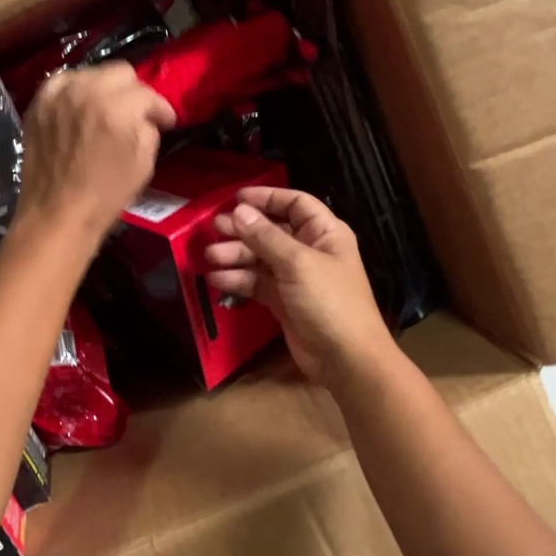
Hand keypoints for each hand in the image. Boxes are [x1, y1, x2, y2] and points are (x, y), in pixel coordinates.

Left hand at [19, 63, 175, 242]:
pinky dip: (75, 90)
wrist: (57, 214)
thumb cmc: (106, 195)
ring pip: (91, 73)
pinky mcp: (39, 103)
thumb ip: (149, 129)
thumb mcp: (144, 164)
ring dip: (104, 88)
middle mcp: (86, 91)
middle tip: (135, 113)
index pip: (147, 94)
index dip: (161, 108)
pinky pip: (63, 82)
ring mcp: (58, 95)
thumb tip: (147, 116)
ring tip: (106, 109)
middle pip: (120, 72)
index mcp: (117, 108)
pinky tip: (79, 105)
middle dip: (133, 92)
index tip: (165, 121)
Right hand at [204, 186, 391, 386]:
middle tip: (214, 228)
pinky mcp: (282, 301)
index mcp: (324, 233)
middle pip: (271, 231)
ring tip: (210, 257)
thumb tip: (239, 211)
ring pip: (259, 258)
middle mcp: (309, 251)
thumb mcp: (297, 263)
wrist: (345, 358)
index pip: (294, 203)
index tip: (235, 199)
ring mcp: (295, 277)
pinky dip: (237, 280)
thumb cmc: (329, 301)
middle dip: (243, 229)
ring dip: (235, 256)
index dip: (266, 198)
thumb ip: (265, 236)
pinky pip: (256, 283)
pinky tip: (217, 280)